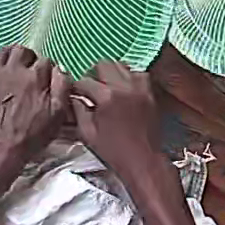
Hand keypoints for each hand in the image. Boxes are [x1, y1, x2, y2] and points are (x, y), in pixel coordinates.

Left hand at [0, 45, 70, 163]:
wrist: (1, 147)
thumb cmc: (31, 134)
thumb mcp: (57, 114)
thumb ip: (62, 88)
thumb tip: (61, 69)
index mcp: (35, 77)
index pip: (46, 61)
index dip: (49, 68)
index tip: (48, 78)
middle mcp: (14, 70)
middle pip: (22, 50)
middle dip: (29, 57)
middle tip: (30, 68)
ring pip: (2, 52)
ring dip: (9, 55)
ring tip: (13, 64)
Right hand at [71, 61, 163, 181]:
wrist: (143, 160)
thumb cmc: (114, 151)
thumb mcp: (88, 134)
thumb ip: (78, 112)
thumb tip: (74, 99)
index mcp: (106, 97)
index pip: (85, 81)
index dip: (77, 87)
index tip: (76, 93)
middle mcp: (124, 87)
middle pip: (104, 64)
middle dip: (94, 74)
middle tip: (91, 87)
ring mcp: (140, 88)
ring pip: (122, 66)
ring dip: (112, 73)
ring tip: (108, 86)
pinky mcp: (150, 93)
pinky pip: (139, 75)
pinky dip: (130, 78)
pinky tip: (125, 89)